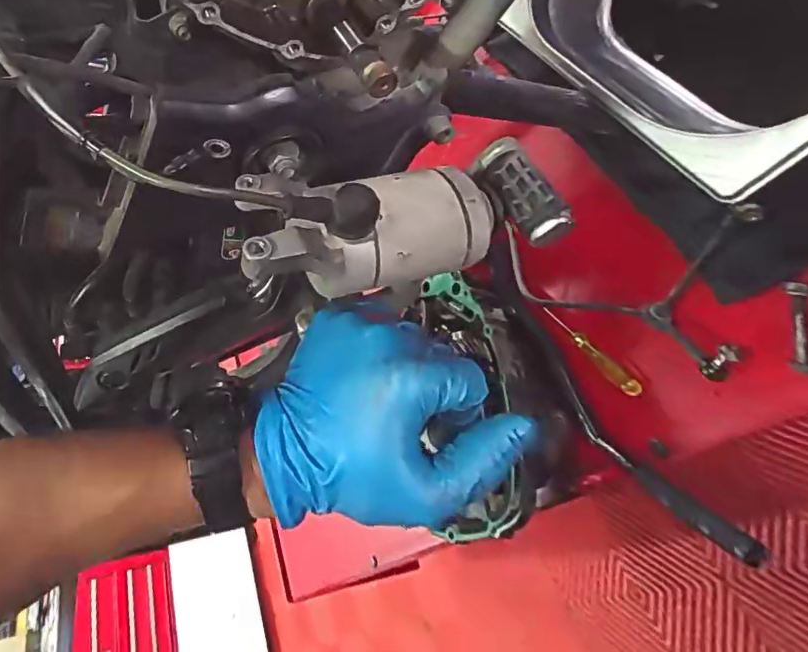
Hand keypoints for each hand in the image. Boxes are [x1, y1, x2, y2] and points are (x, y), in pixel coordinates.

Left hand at [250, 305, 539, 528]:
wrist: (287, 453)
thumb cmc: (350, 472)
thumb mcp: (426, 491)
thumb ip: (483, 460)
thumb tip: (520, 427)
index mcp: (413, 375)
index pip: (470, 378)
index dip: (458, 410)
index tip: (433, 427)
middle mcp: (389, 337)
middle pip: (442, 353)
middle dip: (434, 384)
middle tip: (406, 414)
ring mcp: (360, 321)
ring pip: (412, 334)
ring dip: (407, 360)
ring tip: (382, 393)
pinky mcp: (339, 315)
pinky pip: (379, 318)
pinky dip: (379, 341)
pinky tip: (365, 369)